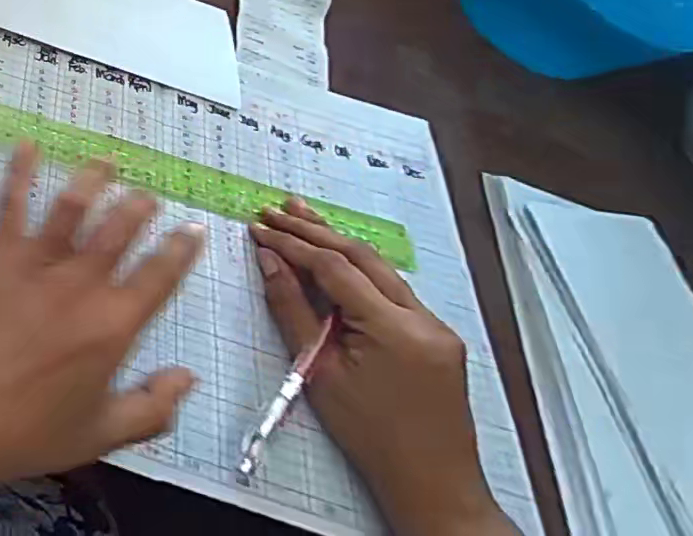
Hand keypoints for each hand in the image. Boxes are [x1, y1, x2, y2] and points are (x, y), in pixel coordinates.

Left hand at [0, 142, 204, 489]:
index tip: (193, 228)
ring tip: (106, 159)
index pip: (158, 277)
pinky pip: (11, 205)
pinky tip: (27, 146)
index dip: (180, 251)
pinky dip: (19, 172)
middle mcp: (79, 286)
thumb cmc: (29, 428)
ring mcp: (36, 265)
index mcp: (113, 327)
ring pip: (72, 209)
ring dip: (92, 179)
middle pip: (119, 233)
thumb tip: (188, 378)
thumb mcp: (102, 433)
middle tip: (149, 193)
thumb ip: (154, 407)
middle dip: (139, 207)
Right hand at [251, 200, 514, 535]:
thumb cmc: (367, 432)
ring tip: (300, 212)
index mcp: (396, 330)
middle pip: (360, 257)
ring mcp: (436, 327)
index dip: (292, 243)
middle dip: (313, 229)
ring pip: (378, 267)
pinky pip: (389, 286)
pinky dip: (355, 264)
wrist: (432, 483)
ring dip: (335, 240)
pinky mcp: (435, 336)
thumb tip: (268, 259)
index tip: (257, 227)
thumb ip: (291, 307)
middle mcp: (424, 320)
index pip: (333, 268)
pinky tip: (332, 251)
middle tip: (274, 209)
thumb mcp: (317, 369)